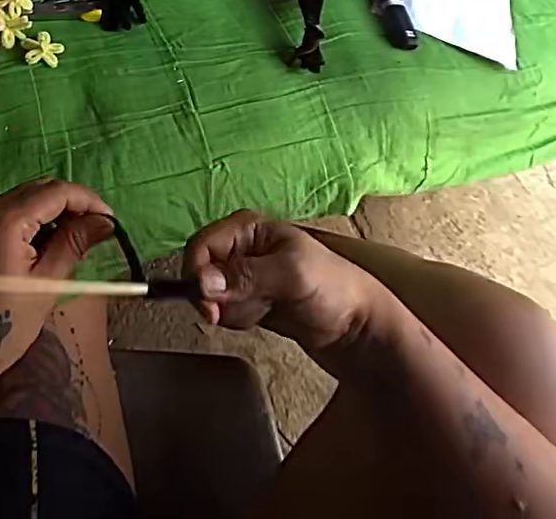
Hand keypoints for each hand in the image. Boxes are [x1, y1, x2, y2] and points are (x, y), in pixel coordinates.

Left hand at [0, 179, 115, 380]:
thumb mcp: (46, 286)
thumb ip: (75, 244)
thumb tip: (105, 222)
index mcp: (6, 220)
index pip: (57, 191)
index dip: (89, 201)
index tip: (111, 221)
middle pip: (41, 189)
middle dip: (73, 203)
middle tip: (95, 230)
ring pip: (26, 198)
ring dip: (54, 211)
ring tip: (75, 239)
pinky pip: (10, 211)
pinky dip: (34, 220)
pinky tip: (46, 245)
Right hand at [183, 210, 385, 352]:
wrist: (359, 327)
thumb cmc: (331, 288)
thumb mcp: (291, 275)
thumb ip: (246, 276)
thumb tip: (202, 282)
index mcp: (247, 228)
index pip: (201, 245)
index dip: (197, 273)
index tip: (209, 305)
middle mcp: (241, 246)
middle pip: (201, 271)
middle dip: (217, 297)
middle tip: (247, 311)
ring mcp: (244, 274)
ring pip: (212, 295)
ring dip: (232, 310)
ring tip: (265, 310)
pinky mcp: (249, 299)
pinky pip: (226, 311)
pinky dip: (239, 319)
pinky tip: (265, 317)